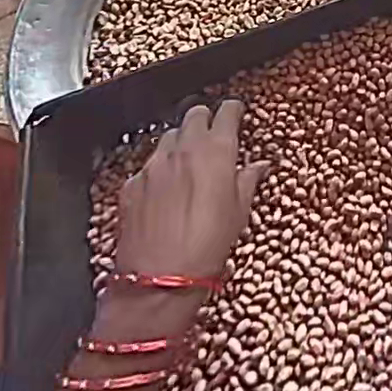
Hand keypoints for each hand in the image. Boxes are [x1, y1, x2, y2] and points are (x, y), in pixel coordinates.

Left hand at [113, 99, 268, 280]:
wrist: (159, 280)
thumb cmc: (209, 244)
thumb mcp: (240, 211)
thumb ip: (248, 180)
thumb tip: (259, 166)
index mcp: (217, 150)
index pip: (227, 112)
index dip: (234, 110)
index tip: (237, 113)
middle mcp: (184, 148)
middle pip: (195, 114)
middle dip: (206, 118)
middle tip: (213, 132)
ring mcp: (154, 164)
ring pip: (169, 136)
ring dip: (182, 141)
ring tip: (189, 161)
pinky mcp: (132, 184)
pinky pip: (148, 165)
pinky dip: (160, 169)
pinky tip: (165, 190)